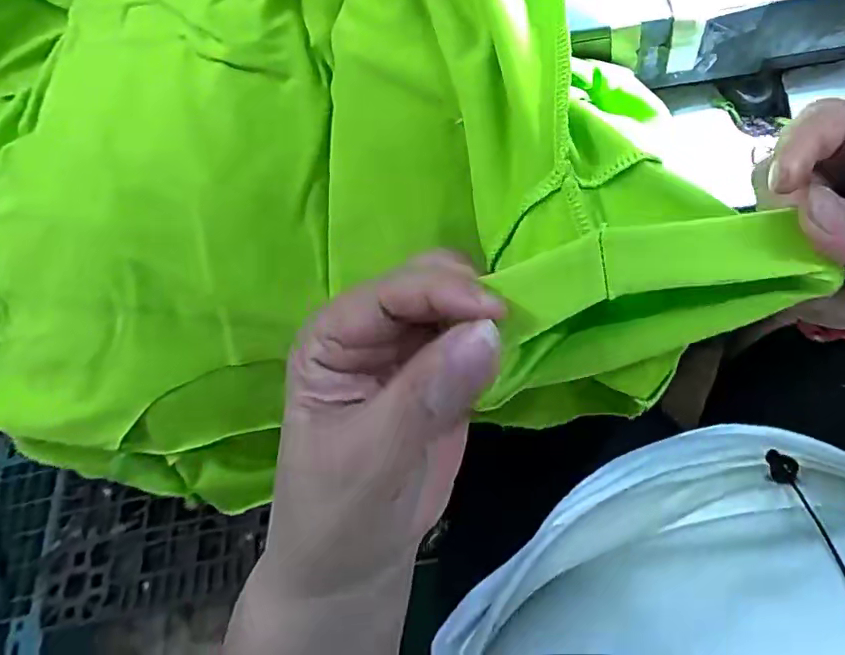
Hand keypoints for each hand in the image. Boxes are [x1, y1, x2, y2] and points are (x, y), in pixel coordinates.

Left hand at [228, 252, 503, 653]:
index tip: (495, 312)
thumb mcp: (374, 456)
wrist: (353, 565)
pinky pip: (472, 329)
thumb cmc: (339, 512)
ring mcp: (405, 344)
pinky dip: (493, 331)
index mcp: (332, 336)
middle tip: (506, 323)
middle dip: (465, 292)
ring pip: (453, 296)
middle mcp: (368, 327)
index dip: (442, 291)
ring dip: (484, 306)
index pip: (390, 293)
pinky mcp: (440, 365)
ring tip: (513, 332)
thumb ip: (426, 392)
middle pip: (424, 279)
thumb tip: (487, 330)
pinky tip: (509, 345)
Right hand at [758, 99, 844, 386]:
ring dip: (801, 269)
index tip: (784, 185)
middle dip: (787, 213)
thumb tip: (806, 206)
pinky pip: (778, 271)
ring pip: (773, 223)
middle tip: (814, 256)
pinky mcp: (814, 270)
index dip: (802, 139)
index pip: (838, 123)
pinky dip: (802, 301)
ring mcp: (830, 231)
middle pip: (788, 167)